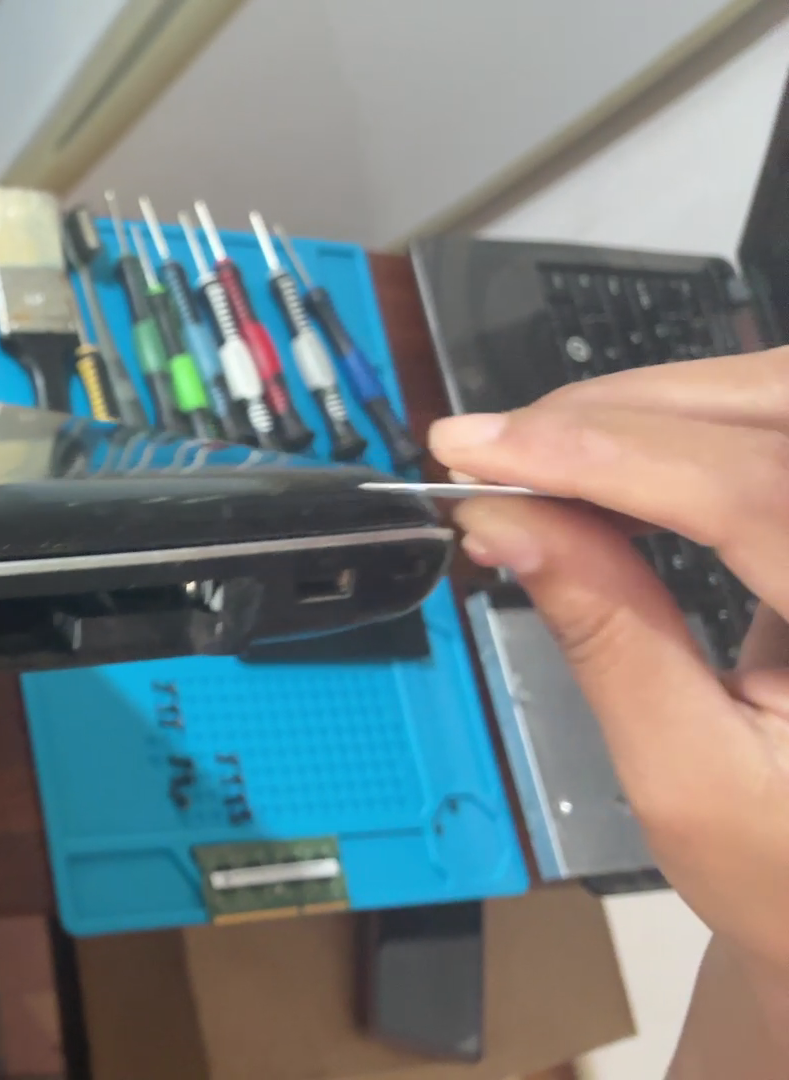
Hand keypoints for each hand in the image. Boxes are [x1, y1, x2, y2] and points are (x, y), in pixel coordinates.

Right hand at [427, 347, 788, 1005]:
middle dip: (621, 412)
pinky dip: (679, 429)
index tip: (467, 448)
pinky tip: (606, 464)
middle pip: (788, 414)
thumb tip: (498, 524)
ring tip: (532, 452)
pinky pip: (777, 437)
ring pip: (786, 401)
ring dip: (647, 409)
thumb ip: (602, 633)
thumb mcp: (687, 771)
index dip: (601, 456)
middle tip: (490, 446)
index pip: (760, 494)